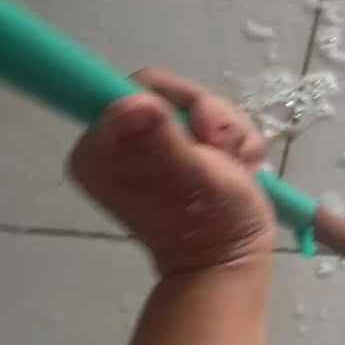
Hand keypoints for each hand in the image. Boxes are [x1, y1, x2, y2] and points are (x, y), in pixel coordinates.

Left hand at [68, 67, 273, 276]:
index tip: (205, 129)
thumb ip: (159, 139)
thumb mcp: (189, 178)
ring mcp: (154, 148)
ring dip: (232, 131)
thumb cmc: (211, 223)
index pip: (137, 88)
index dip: (179, 99)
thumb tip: (134, 102)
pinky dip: (236, 140)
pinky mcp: (184, 152)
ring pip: (202, 108)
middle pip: (174, 95)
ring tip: (237, 164)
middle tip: (226, 151)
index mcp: (103, 149)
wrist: (232, 256)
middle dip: (213, 118)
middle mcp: (122, 143)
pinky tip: (241, 165)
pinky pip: (215, 124)